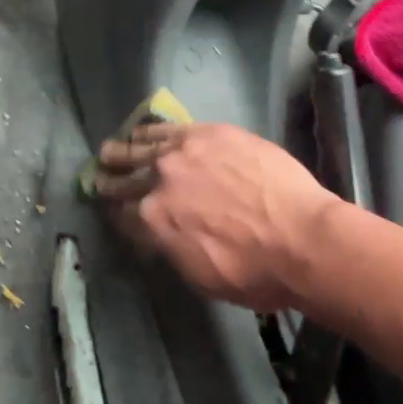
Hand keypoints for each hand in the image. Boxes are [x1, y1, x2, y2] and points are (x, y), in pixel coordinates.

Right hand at [95, 122, 337, 310]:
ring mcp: (181, 151)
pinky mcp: (206, 132)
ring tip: (111, 149)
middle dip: (110, 179)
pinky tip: (143, 131)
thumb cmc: (257, 273)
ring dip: (123, 149)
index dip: (118, 215)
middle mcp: (158, 181)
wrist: (302, 238)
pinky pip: (168, 128)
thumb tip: (162, 235)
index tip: (113, 212)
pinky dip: (150, 131)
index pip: (125, 216)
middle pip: (125, 178)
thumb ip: (173, 248)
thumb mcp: (202, 276)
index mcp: (154, 221)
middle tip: (99, 176)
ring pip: (142, 147)